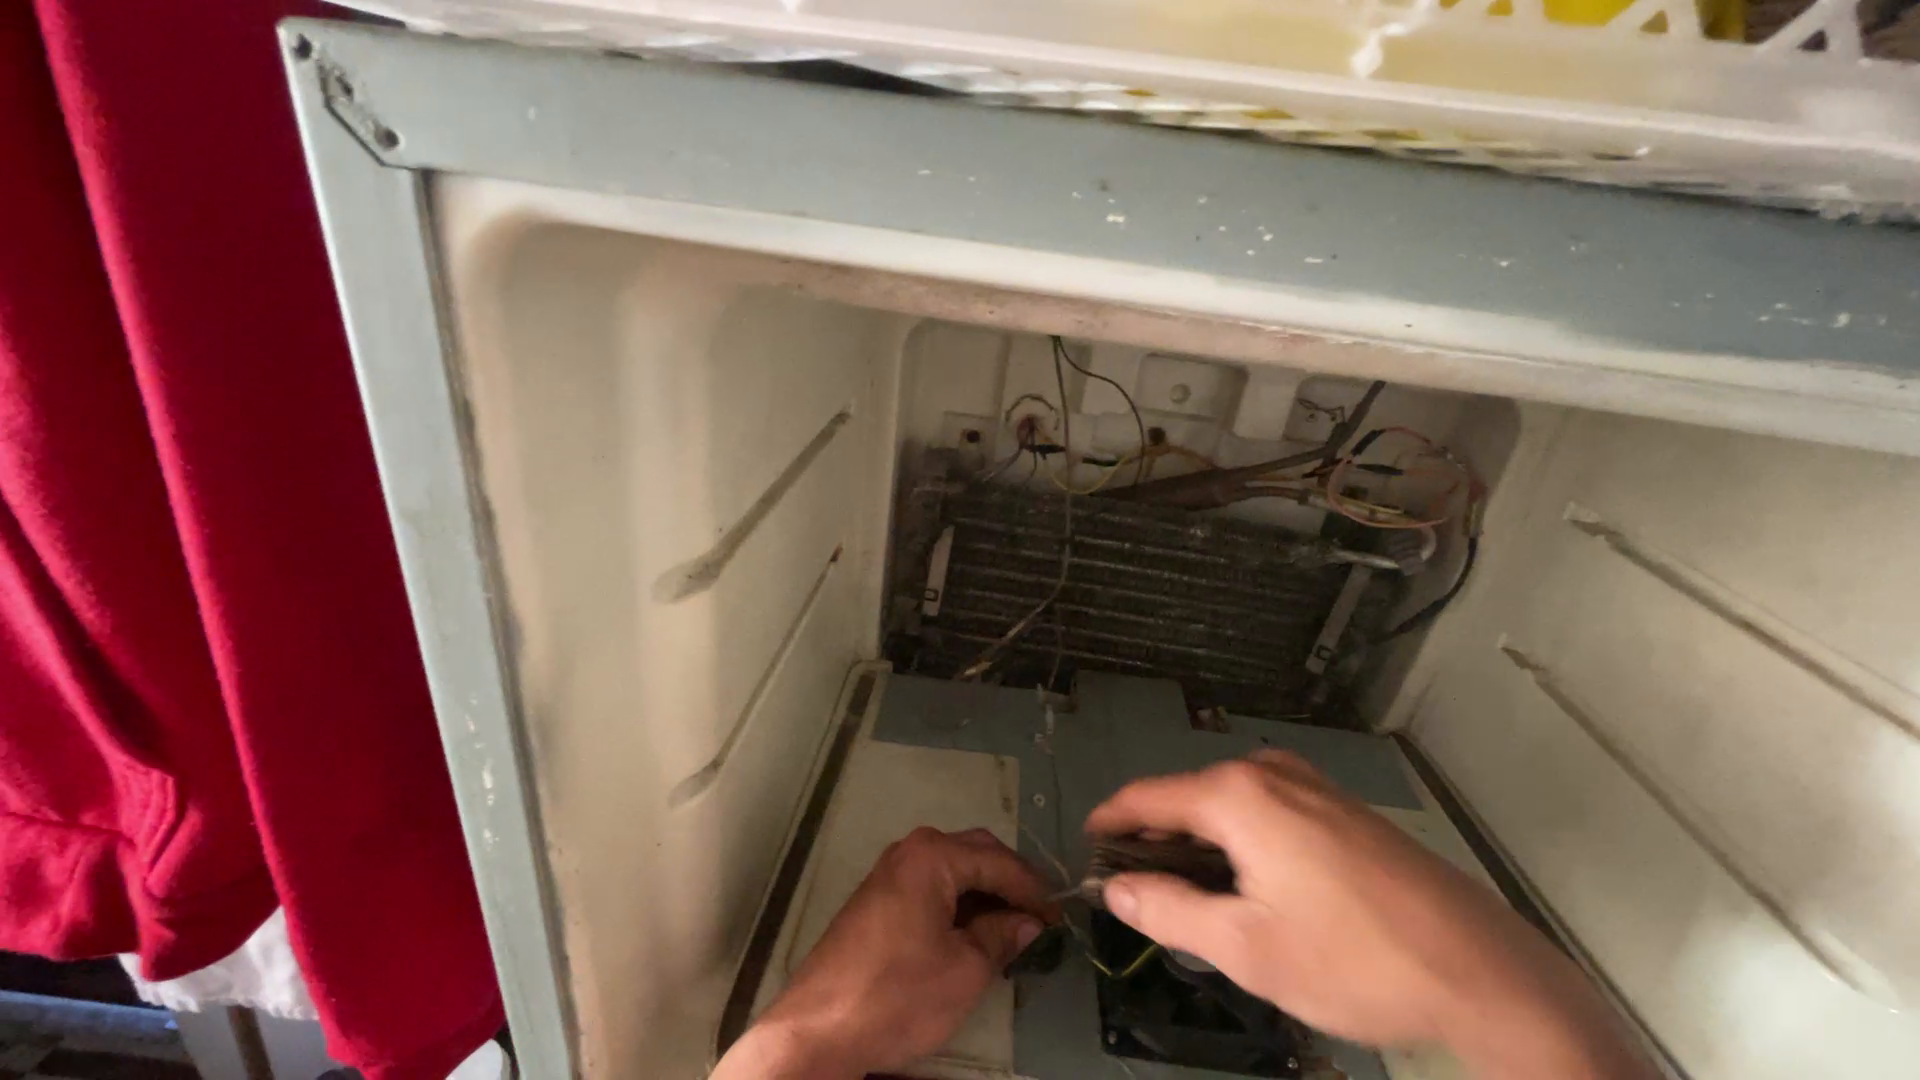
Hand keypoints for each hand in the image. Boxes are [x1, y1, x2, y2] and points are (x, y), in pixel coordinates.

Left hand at [715, 827, 1054, 1079]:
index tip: (1060, 917)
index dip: (1034, 889)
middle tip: (1040, 917)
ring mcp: (889, 873)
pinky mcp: (878, 899)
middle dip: (1010, 882)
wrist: (819, 1029)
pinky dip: (958, 903)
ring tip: (1013, 928)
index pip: (999, 861)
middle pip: (975, 853)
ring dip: (985, 892)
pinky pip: (930, 886)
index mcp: (932, 855)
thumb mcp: (965, 970)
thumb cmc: (898, 995)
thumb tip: (1028, 921)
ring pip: (952, 870)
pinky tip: (974, 932)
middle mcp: (910, 851)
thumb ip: (1001, 936)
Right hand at [1087, 751, 1657, 1079]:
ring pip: (1226, 805)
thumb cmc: (1354, 960)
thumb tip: (1115, 888)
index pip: (1146, 797)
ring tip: (1194, 902)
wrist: (1486, 972)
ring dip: (1199, 845)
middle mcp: (1269, 771)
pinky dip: (1238, 841)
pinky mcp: (1339, 806)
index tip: (1086, 853)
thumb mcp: (1246, 949)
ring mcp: (1310, 783)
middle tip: (1142, 897)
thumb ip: (1168, 912)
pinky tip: (1251, 888)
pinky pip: (1264, 810)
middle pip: (1186, 798)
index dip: (1109, 824)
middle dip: (1156, 842)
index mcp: (1237, 794)